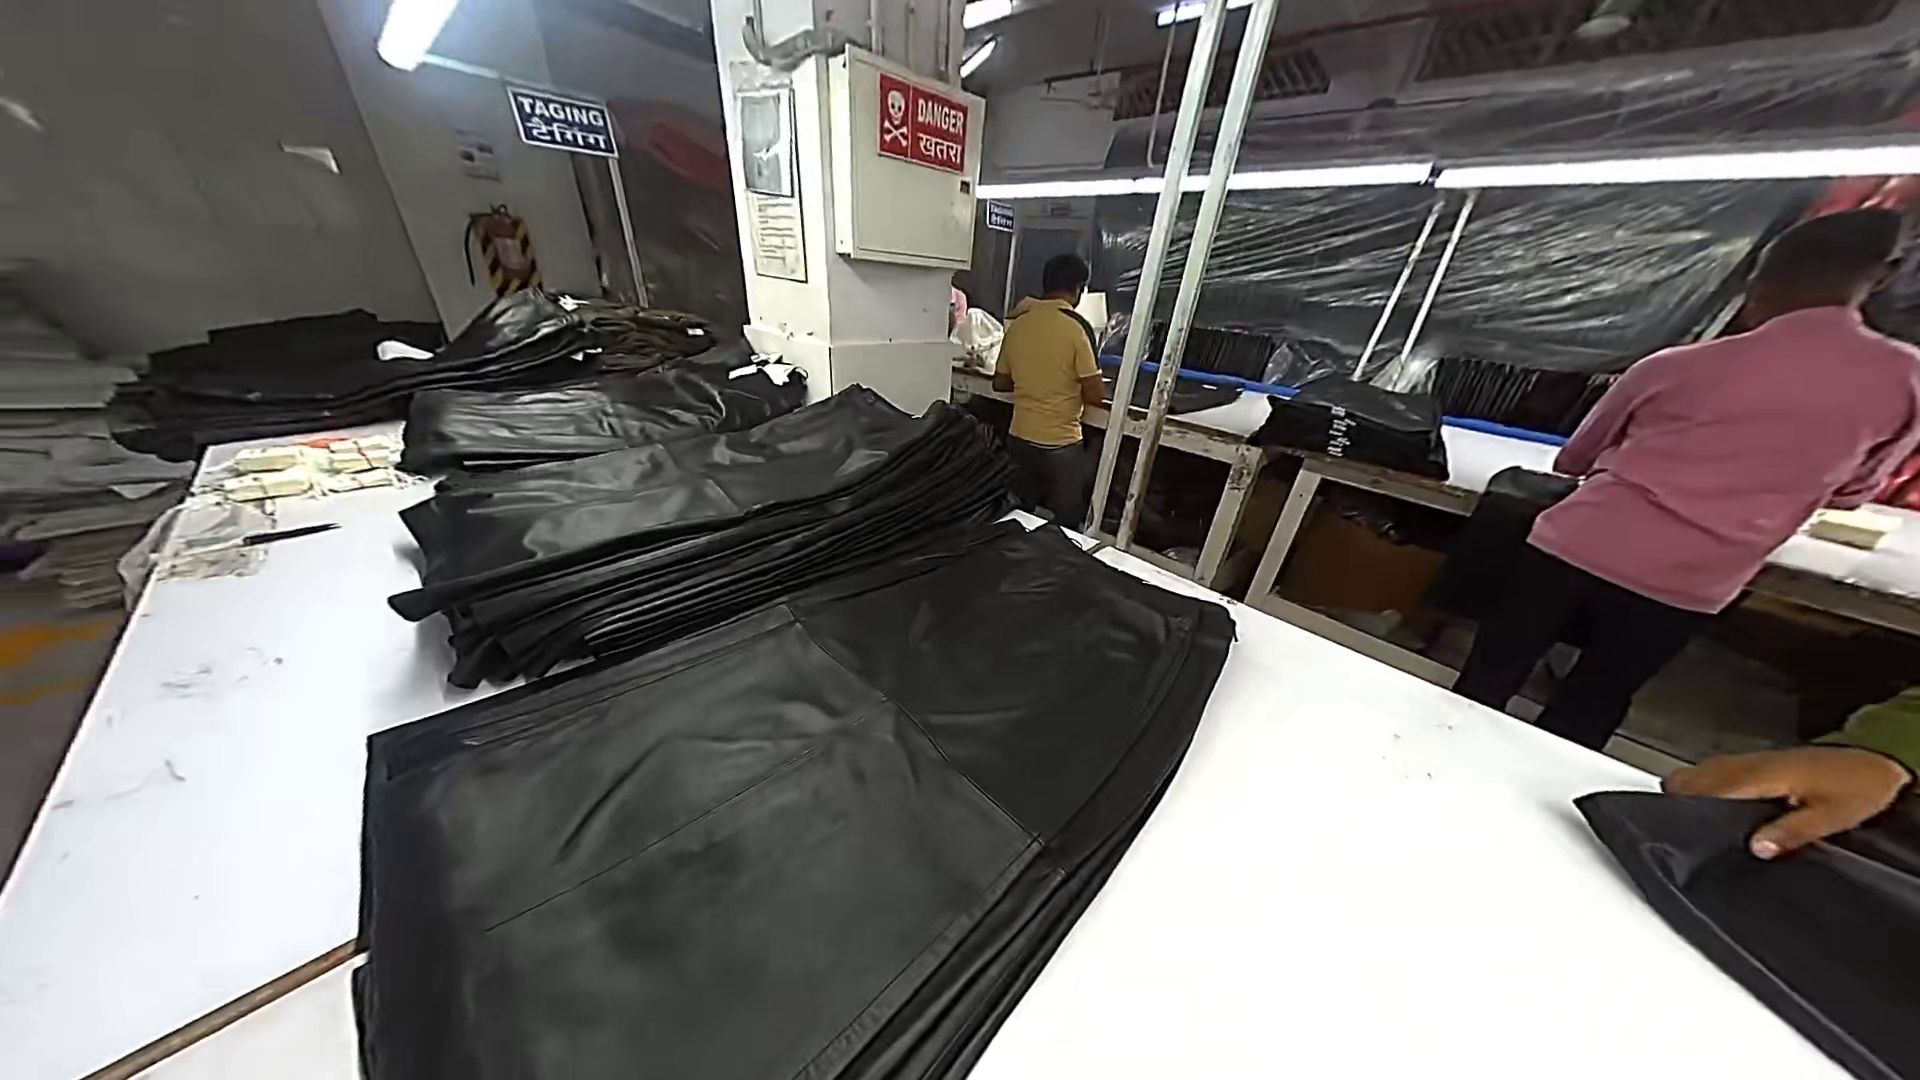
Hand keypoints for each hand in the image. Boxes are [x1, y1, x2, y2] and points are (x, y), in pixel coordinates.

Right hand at [1662, 746, 1912, 858]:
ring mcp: (1736, 760)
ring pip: (1690, 774)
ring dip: (1688, 791)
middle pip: (1682, 780)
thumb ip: (1791, 832)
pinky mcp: (1742, 761)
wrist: (1868, 761)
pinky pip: (1706, 771)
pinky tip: (1722, 801)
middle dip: (1679, 800)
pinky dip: (1702, 785)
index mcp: (1748, 778)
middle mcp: (1734, 766)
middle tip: (1693, 823)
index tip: (1682, 824)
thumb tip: (1757, 848)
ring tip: (1705, 815)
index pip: (1693, 789)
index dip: (1682, 807)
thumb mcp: (1832, 817)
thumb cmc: (1854, 786)